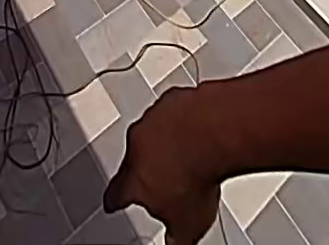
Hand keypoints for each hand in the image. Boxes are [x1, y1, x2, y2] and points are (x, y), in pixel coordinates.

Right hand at [103, 89, 221, 244]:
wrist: (214, 131)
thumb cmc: (198, 173)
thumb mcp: (187, 225)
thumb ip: (175, 237)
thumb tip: (176, 243)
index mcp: (133, 178)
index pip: (116, 194)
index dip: (116, 201)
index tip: (114, 202)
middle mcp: (138, 143)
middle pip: (134, 159)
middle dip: (146, 168)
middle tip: (164, 179)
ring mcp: (155, 117)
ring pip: (153, 131)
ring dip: (165, 141)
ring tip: (186, 154)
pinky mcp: (174, 98)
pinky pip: (173, 111)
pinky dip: (181, 120)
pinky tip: (198, 132)